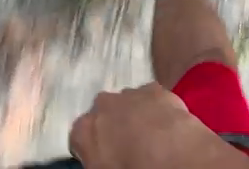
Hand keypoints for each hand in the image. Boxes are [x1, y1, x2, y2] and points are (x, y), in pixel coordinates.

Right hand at [67, 83, 233, 168]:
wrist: (169, 153)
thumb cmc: (130, 168)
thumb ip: (96, 161)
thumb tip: (103, 159)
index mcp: (84, 130)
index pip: (79, 137)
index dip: (91, 147)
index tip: (103, 157)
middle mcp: (102, 104)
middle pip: (102, 113)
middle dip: (112, 125)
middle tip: (126, 146)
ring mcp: (128, 92)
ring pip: (126, 102)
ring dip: (132, 114)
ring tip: (147, 136)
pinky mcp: (153, 87)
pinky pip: (149, 97)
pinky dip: (153, 107)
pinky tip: (162, 124)